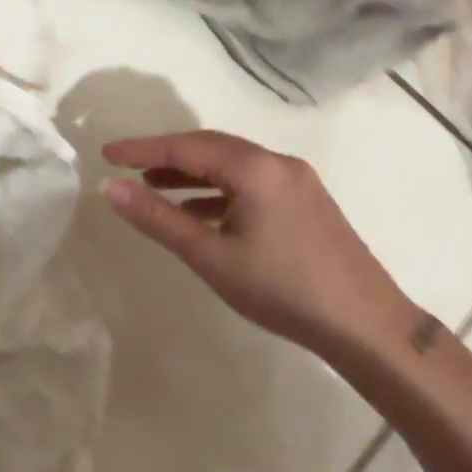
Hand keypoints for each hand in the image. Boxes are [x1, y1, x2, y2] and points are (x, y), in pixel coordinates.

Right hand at [101, 131, 419, 356]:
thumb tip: (110, 189)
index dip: (142, 149)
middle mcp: (277, 164)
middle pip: (211, 147)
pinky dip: (217, 191)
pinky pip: (250, 183)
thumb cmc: (282, 288)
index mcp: (255, 168)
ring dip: (191, 174)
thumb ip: (158, 218)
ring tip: (153, 189)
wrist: (365, 325)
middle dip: (165, 156)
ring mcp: (297, 182)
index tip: (105, 153)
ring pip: (232, 166)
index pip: (186, 146)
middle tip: (126, 166)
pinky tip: (198, 214)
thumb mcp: (210, 255)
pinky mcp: (306, 203)